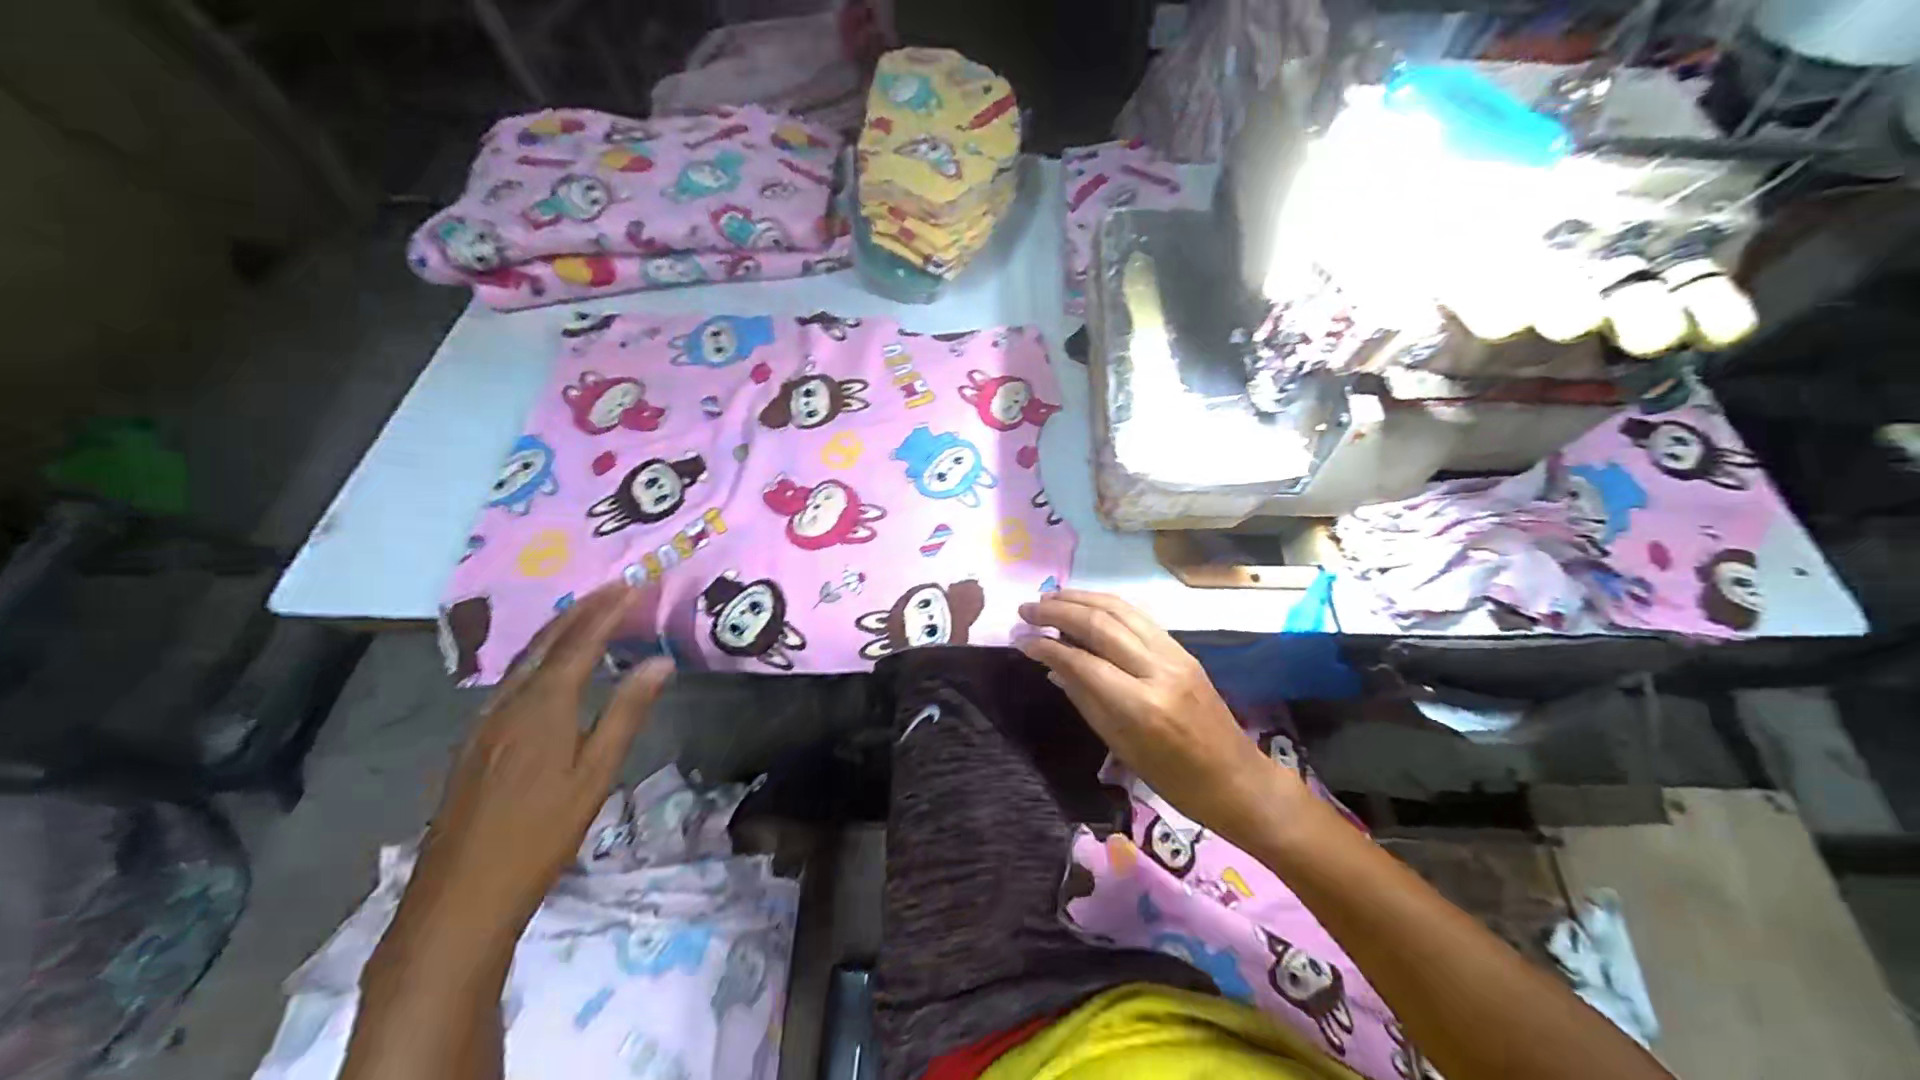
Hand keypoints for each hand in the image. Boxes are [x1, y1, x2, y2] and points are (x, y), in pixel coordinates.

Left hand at [404, 584, 672, 938]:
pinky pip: (511, 682)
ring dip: (558, 632)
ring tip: (586, 615)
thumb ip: (627, 713)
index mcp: (542, 706)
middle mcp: (508, 703)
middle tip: (613, 587)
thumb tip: (660, 662)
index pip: (580, 643)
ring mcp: (484, 722)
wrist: (460, 895)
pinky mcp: (475, 743)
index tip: (633, 584)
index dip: (608, 612)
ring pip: (525, 661)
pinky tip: (547, 670)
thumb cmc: (541, 835)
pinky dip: (538, 659)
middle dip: (582, 611)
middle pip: (547, 643)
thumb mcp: (596, 774)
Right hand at [1015, 590, 1302, 843]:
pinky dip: (1106, 605)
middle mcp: (1158, 669)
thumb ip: (1084, 698)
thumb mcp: (1120, 745)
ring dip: (1081, 599)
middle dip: (1058, 611)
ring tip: (1048, 597)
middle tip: (1025, 609)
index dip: (1046, 646)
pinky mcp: (1183, 649)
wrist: (1235, 778)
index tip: (1020, 639)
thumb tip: (1052, 665)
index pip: (1082, 661)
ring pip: (1121, 610)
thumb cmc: (1172, 779)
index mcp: (1140, 705)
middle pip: (1100, 624)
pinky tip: (1086, 604)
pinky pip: (1138, 617)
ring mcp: (1174, 654)